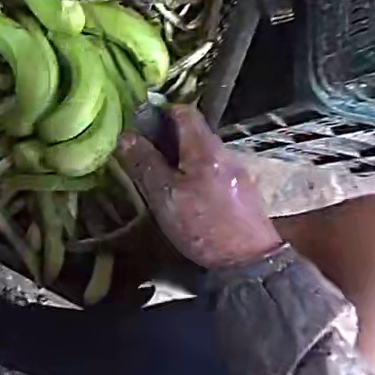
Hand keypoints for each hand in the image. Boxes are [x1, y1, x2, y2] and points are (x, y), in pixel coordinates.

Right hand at [116, 104, 282, 269]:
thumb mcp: (164, 196)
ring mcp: (236, 170)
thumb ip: (145, 163)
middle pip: (193, 132)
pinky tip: (184, 192)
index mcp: (205, 148)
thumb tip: (125, 136)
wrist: (249, 263)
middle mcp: (224, 152)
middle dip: (167, 137)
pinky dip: (194, 170)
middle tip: (143, 153)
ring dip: (180, 156)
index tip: (140, 124)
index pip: (184, 111)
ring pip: (202, 151)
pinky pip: (212, 167)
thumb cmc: (203, 226)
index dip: (161, 112)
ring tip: (160, 175)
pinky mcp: (241, 188)